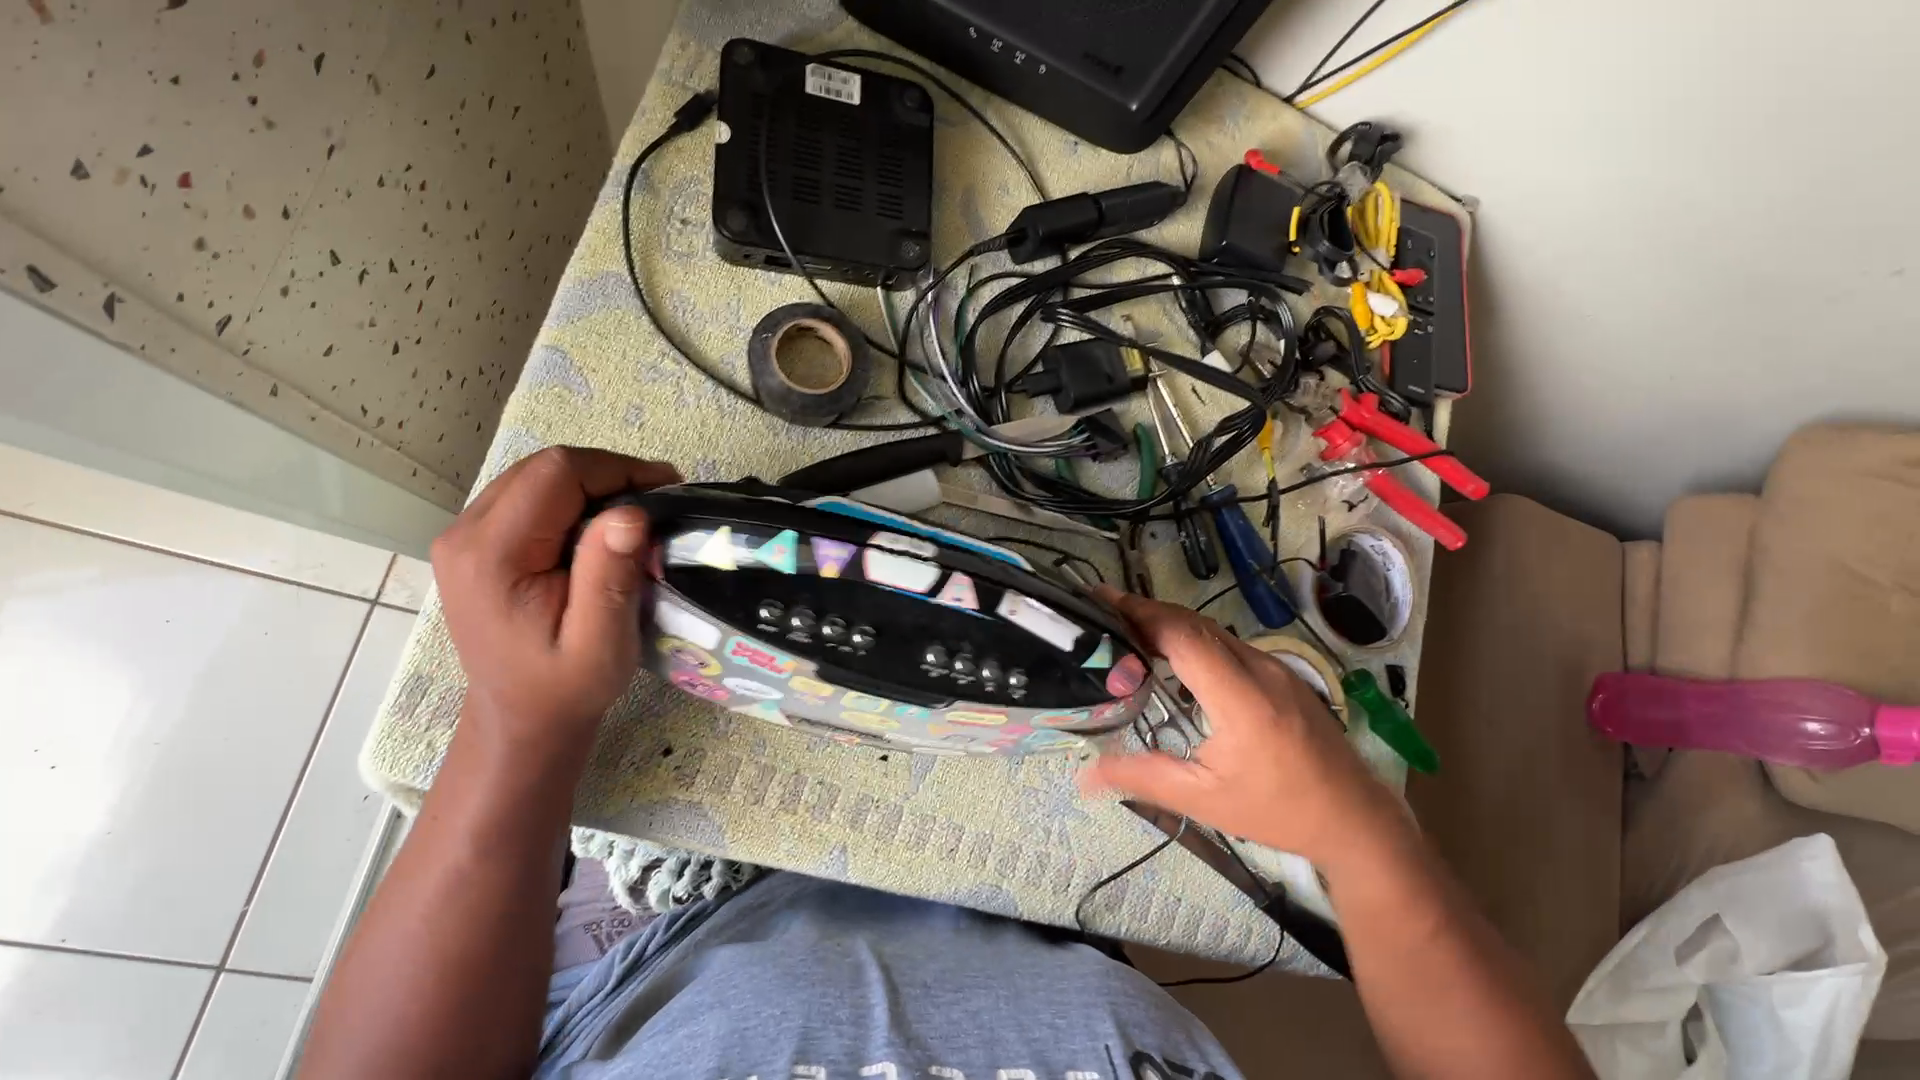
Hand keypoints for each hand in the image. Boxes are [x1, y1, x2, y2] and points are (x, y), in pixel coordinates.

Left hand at [431, 446, 680, 761]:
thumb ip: (609, 577)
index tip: (667, 491)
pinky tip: (603, 527)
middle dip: (609, 474)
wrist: (520, 716)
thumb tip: (630, 513)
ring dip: (594, 484)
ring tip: (637, 512)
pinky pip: (530, 496)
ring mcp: (465, 535)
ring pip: (538, 476)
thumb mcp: (600, 643)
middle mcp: (465, 534)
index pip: (556, 474)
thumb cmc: (564, 686)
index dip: (617, 470)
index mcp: (491, 555)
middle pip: (545, 467)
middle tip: (660, 501)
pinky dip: (575, 499)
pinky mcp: (476, 541)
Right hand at [1079, 586, 1409, 870]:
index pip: (1183, 637)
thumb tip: (1085, 776)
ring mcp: (1276, 669)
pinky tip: (1172, 657)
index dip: (1139, 613)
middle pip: (1194, 625)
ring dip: (1169, 624)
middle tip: (1100, 612)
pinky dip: (1193, 641)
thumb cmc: (1279, 811)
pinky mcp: (1283, 675)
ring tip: (1126, 630)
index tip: (1100, 601)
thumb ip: (1144, 779)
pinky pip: (1230, 645)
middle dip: (1145, 612)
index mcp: (1241, 699)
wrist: (1356, 817)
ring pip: (1213, 632)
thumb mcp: (1205, 801)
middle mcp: (1260, 670)